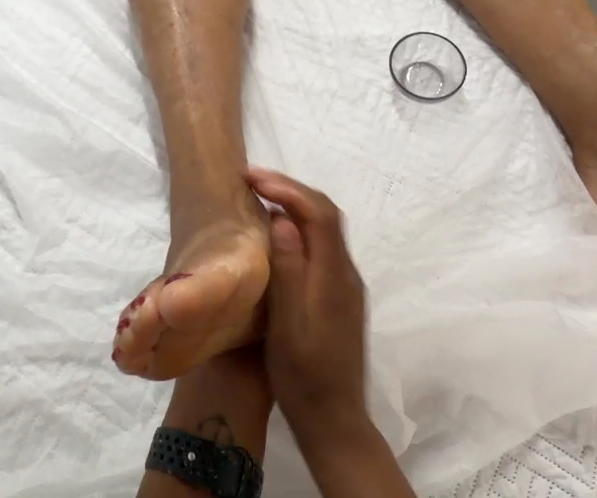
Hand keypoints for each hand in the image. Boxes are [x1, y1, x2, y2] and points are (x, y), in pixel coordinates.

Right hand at [246, 167, 368, 447]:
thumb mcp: (286, 325)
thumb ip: (288, 270)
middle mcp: (346, 273)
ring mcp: (345, 284)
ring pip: (324, 228)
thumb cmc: (302, 375)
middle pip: (325, 213)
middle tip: (251, 180)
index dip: (286, 188)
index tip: (251, 178)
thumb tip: (283, 220)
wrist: (334, 419)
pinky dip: (299, 225)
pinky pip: (322, 244)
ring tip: (260, 197)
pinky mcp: (340, 296)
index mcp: (334, 276)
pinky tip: (276, 234)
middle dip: (290, 189)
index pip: (317, 213)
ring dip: (295, 204)